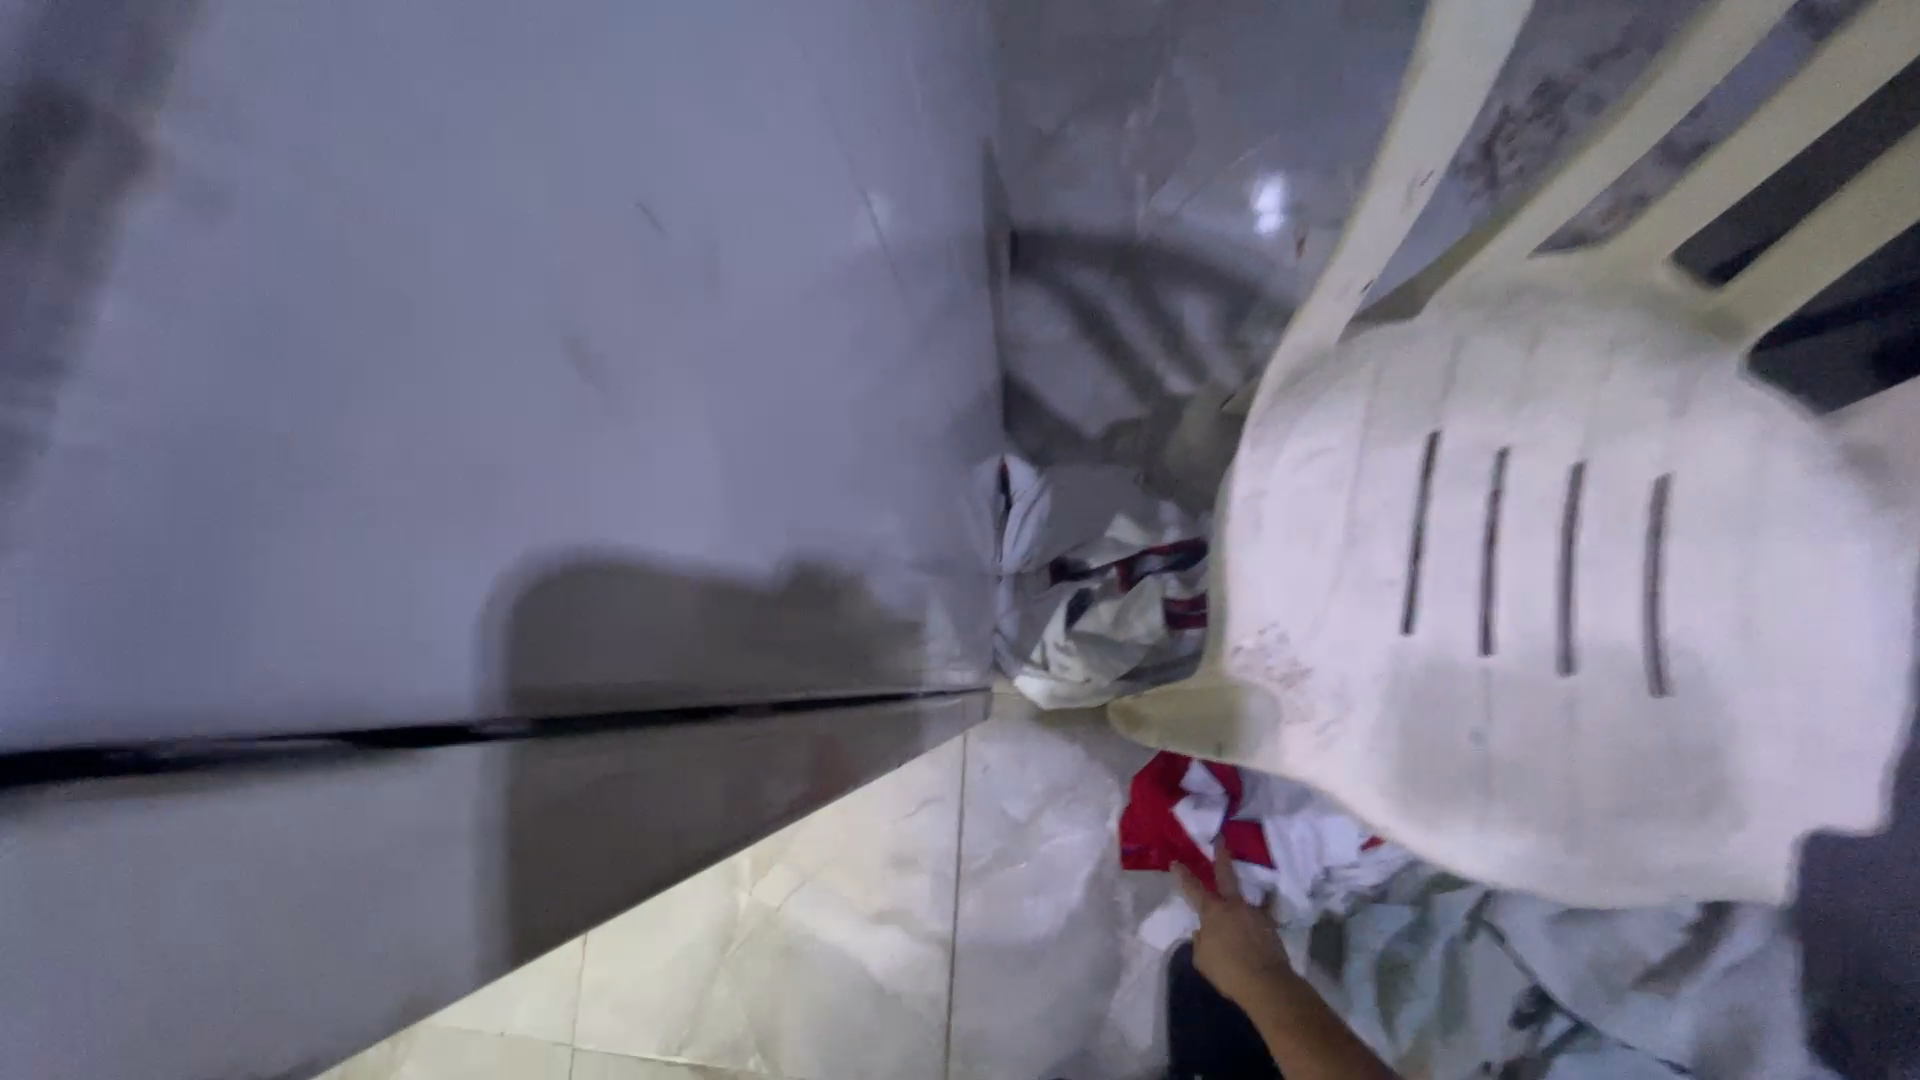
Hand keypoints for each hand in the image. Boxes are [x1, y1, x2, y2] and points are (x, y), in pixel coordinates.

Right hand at [1174, 843, 1302, 1011]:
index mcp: (1212, 911)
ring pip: (1246, 896)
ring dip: (1242, 895)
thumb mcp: (1202, 959)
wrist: (1266, 983)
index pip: (1192, 888)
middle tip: (1221, 839)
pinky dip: (1266, 908)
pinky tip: (1268, 906)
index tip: (1175, 861)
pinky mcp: (1270, 925)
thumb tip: (1203, 932)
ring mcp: (1253, 912)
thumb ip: (1200, 942)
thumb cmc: (1228, 971)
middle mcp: (1233, 905)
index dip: (1183, 875)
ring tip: (1242, 894)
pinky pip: (1267, 912)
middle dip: (1221, 855)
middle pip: (1225, 874)